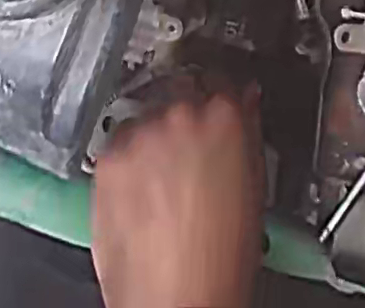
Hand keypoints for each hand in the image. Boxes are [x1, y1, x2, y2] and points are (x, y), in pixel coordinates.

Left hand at [91, 79, 264, 307]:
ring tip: (162, 178)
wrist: (176, 304)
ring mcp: (141, 133)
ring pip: (147, 115)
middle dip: (185, 112)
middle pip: (181, 90)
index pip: (221, 79)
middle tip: (188, 149)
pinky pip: (119, 142)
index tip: (216, 99)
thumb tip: (246, 101)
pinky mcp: (109, 156)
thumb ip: (249, 131)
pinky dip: (128, 158)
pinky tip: (141, 191)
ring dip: (154, 134)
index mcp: (224, 117)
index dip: (219, 93)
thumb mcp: (254, 189)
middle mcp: (180, 114)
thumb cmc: (219, 260)